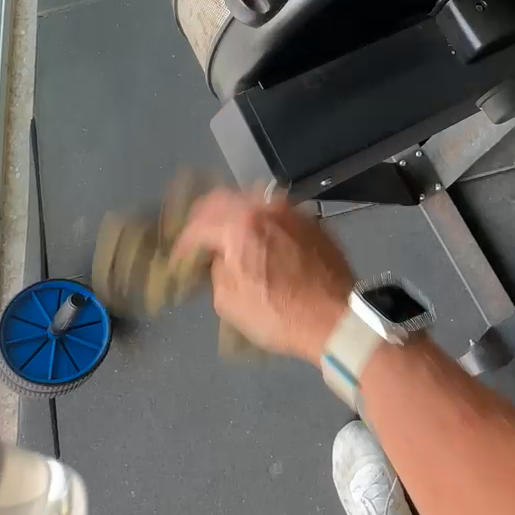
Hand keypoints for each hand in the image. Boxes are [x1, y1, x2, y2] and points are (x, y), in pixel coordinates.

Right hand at [173, 188, 356, 359]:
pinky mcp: (310, 219)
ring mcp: (291, 209)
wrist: (335, 316)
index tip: (179, 257)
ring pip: (251, 198)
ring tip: (227, 232)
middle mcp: (265, 207)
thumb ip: (216, 269)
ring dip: (234, 212)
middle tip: (198, 236)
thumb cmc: (279, 314)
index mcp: (240, 226)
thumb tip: (218, 257)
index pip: (199, 225)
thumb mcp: (230, 301)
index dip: (184, 242)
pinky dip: (260, 217)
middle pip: (224, 199)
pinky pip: (275, 209)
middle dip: (205, 216)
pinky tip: (258, 234)